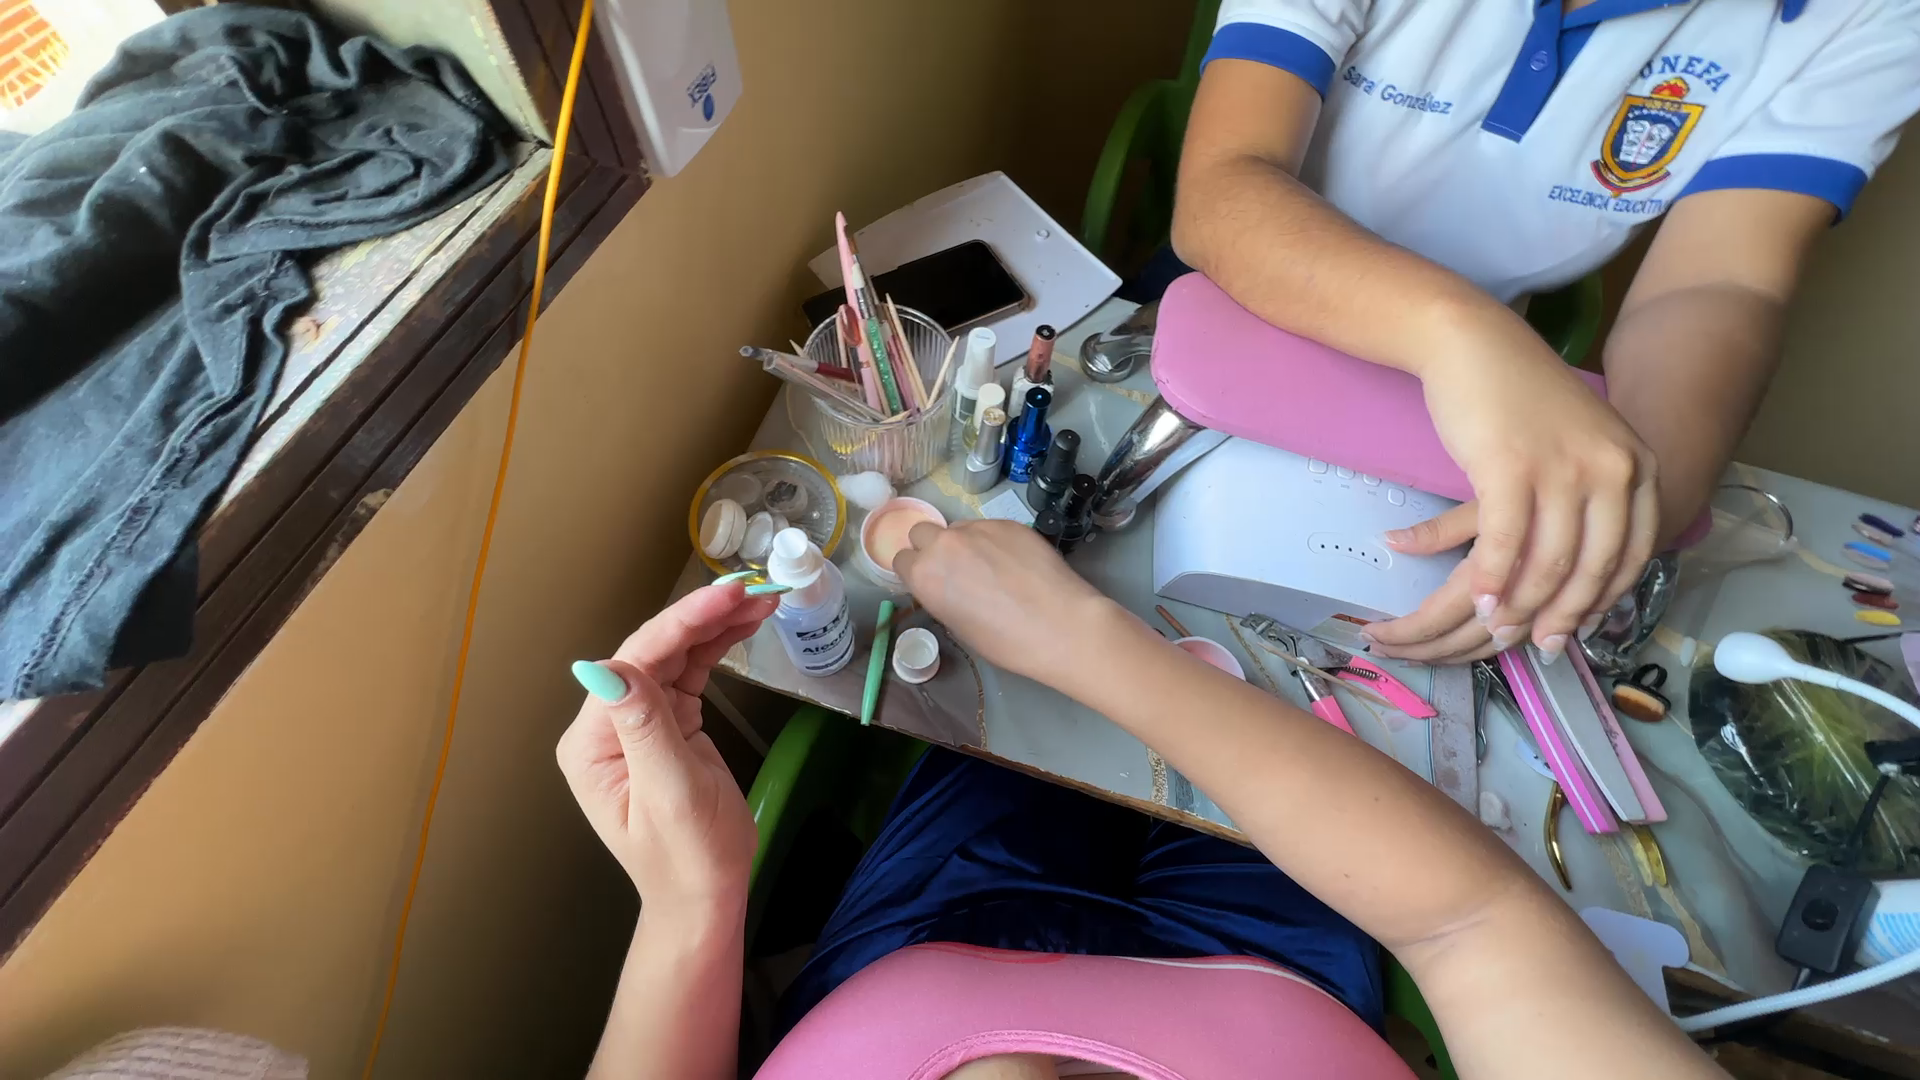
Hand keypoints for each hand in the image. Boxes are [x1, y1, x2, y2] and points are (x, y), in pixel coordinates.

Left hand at [556, 582, 776, 916]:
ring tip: (763, 599)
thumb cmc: (689, 854)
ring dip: (718, 625)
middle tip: (755, 589)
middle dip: (704, 617)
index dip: (683, 623)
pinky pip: (693, 672)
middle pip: (656, 651)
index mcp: (595, 740)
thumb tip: (604, 668)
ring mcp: (640, 720)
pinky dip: (721, 646)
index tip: (730, 596)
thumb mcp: (670, 792)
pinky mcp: (670, 721)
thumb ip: (644, 728)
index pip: (637, 662)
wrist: (707, 891)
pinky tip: (748, 624)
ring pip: (677, 655)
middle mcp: (609, 722)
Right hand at [892, 519, 1127, 686]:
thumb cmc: (1006, 641)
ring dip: (963, 542)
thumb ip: (942, 595)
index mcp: (924, 574)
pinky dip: (994, 540)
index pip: (902, 559)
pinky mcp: (1007, 522)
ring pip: (957, 527)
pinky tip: (1015, 561)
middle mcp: (944, 544)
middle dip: (932, 547)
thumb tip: (947, 584)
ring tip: (991, 565)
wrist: (1059, 625)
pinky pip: (989, 527)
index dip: (916, 571)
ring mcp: (977, 528)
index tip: (931, 581)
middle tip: (955, 569)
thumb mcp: (959, 625)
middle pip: (922, 532)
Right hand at [1400, 345, 1658, 660]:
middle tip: (1540, 646)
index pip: (1629, 551)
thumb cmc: (1514, 396)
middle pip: (1594, 563)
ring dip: (1523, 604)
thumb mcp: (1570, 441)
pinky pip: (1504, 539)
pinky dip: (1492, 576)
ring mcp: (1563, 469)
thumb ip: (1582, 487)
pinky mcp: (1511, 469)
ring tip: (1498, 630)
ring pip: (1549, 558)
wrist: (1476, 346)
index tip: (1574, 628)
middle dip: (1565, 613)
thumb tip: (1568, 541)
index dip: (1602, 600)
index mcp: (1632, 466)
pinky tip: (1476, 599)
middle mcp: (1611, 470)